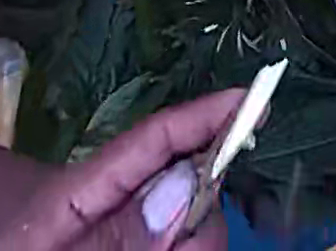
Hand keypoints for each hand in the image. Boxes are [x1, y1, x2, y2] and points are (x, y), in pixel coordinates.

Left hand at [0, 88, 242, 250]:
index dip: (204, 114)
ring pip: (196, 225)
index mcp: (81, 195)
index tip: (254, 98)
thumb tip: (184, 183)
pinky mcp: (150, 246)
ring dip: (195, 244)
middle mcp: (113, 207)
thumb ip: (113, 234)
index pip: (152, 139)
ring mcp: (134, 232)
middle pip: (187, 184)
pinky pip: (184, 246)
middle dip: (202, 215)